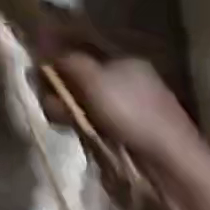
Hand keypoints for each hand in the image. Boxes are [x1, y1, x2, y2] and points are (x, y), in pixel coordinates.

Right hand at [48, 52, 201, 165]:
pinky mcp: (127, 128)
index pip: (79, 55)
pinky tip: (78, 132)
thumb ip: (68, 61)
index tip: (40, 80)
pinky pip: (91, 120)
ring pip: (82, 101)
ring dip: (66, 110)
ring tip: (65, 122)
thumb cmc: (129, 112)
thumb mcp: (93, 78)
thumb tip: (46, 52)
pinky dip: (81, 124)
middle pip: (78, 79)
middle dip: (60, 92)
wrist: (168, 158)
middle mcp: (128, 79)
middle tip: (54, 106)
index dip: (56, 66)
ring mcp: (129, 105)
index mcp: (125, 61)